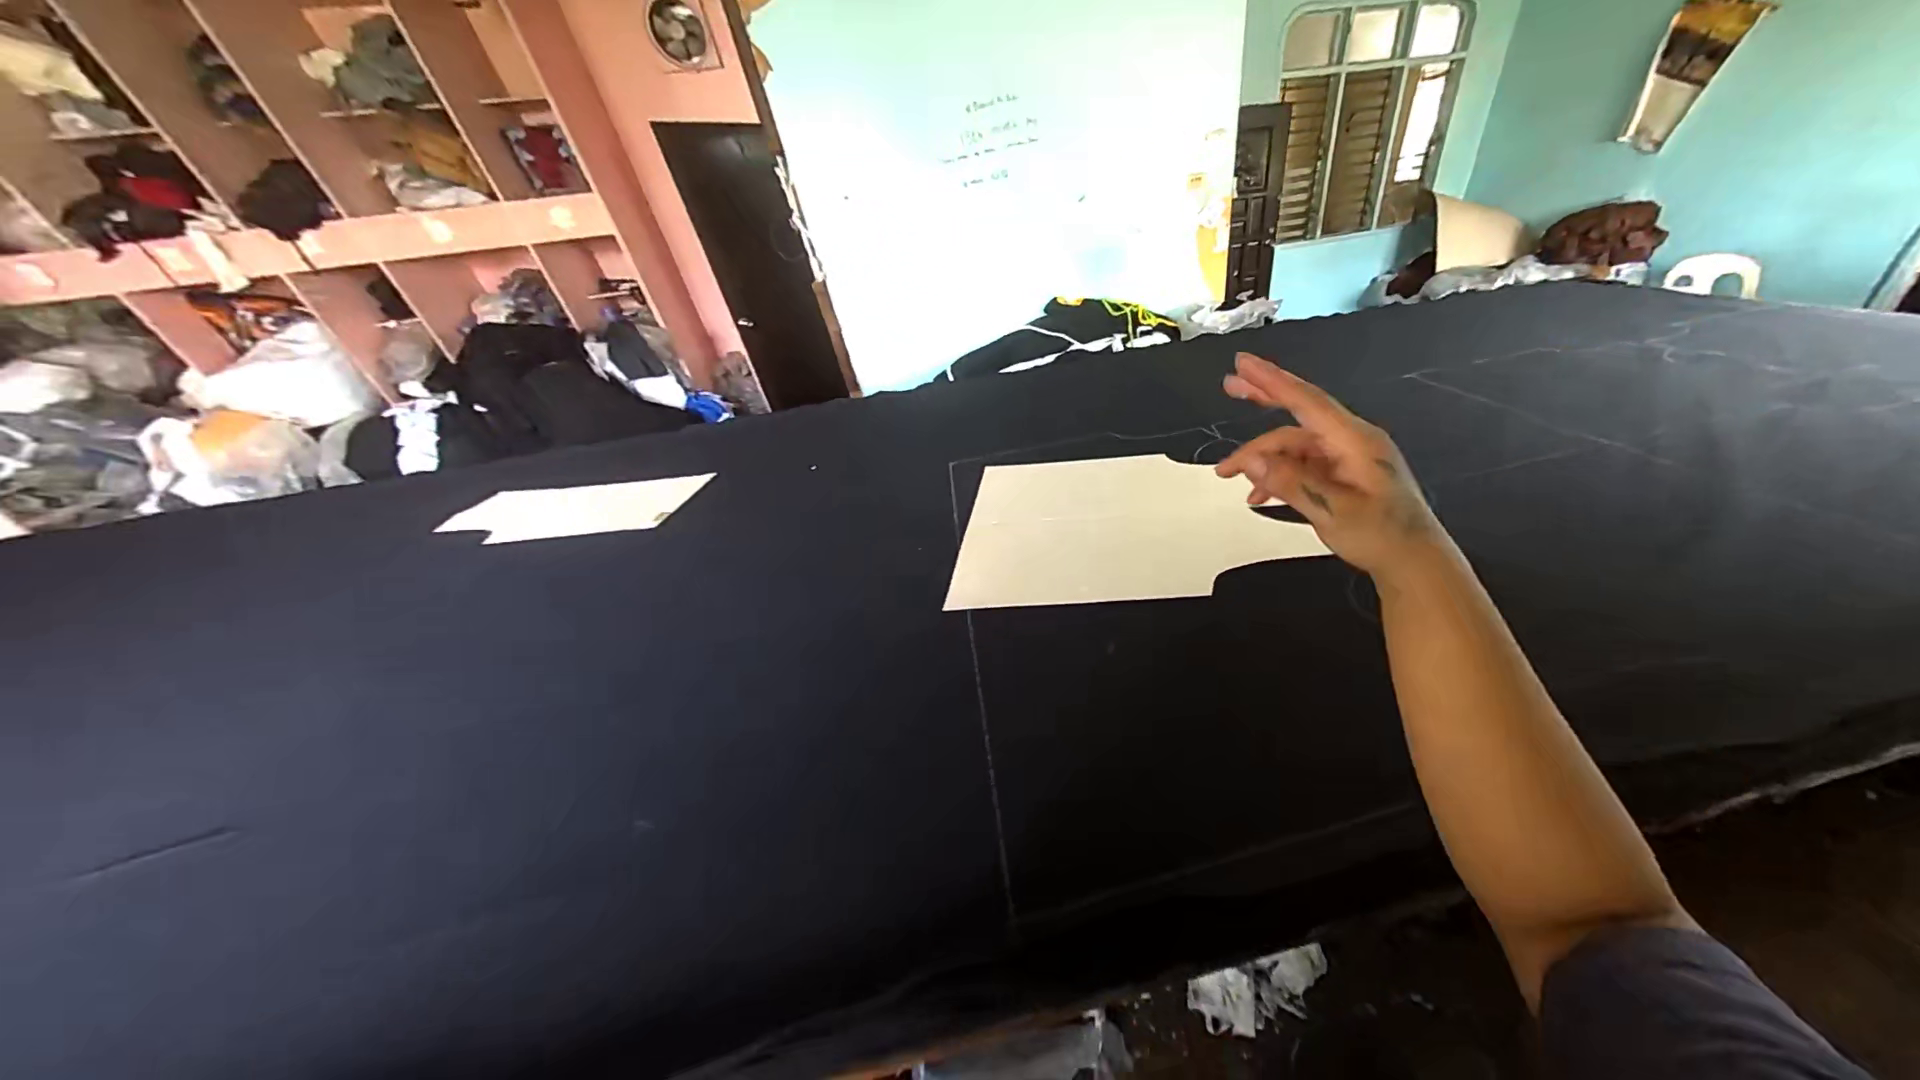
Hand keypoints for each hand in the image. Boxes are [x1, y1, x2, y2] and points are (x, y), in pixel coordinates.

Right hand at [1215, 353, 1448, 577]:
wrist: (1412, 561)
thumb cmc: (1382, 536)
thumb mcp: (1333, 511)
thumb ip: (1291, 483)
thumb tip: (1252, 461)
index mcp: (1355, 442)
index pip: (1307, 402)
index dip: (1272, 381)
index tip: (1243, 364)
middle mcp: (1350, 441)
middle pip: (1299, 411)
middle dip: (1263, 397)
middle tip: (1230, 384)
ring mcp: (1344, 457)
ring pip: (1292, 446)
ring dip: (1260, 458)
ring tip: (1228, 475)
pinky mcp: (1340, 472)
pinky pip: (1300, 463)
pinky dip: (1275, 474)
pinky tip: (1258, 494)